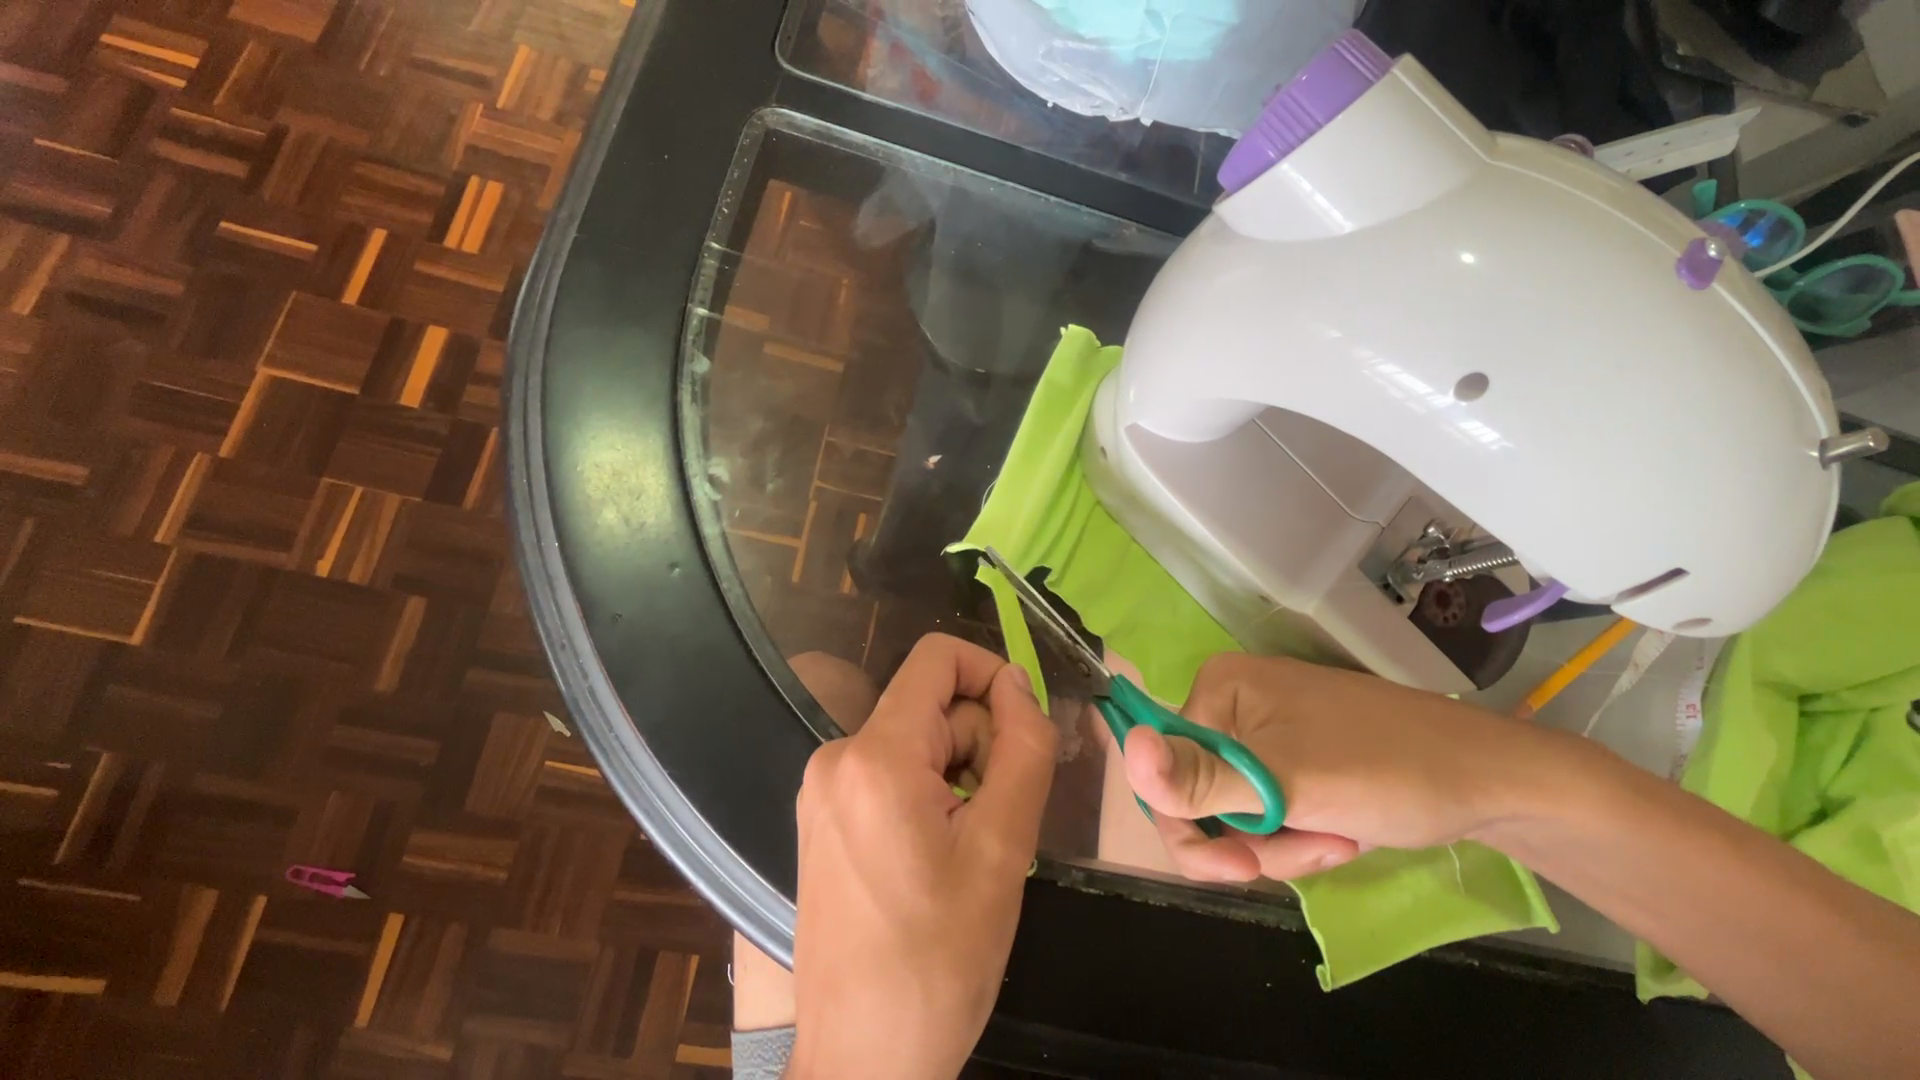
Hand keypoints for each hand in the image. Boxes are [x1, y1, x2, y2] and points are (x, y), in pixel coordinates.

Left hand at [789, 634, 1057, 1079]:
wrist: (863, 1056)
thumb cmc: (939, 959)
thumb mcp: (1002, 849)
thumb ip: (1022, 750)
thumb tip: (1016, 682)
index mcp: (873, 756)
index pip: (937, 658)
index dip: (993, 676)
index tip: (1024, 734)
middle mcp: (834, 758)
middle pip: (930, 706)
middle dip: (978, 747)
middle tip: (997, 824)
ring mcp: (822, 791)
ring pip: (914, 743)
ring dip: (957, 778)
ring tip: (968, 853)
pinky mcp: (822, 820)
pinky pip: (889, 777)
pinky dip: (927, 799)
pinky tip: (937, 860)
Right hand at [1123, 653, 1556, 883]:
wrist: (1492, 780)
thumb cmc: (1387, 770)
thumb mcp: (1288, 784)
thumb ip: (1202, 778)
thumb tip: (1124, 752)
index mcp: (1218, 688)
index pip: (1161, 770)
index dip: (1193, 828)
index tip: (1246, 866)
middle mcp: (1230, 702)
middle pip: (1196, 795)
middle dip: (1248, 839)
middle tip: (1308, 851)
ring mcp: (1262, 729)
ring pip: (1231, 810)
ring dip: (1276, 843)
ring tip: (1334, 842)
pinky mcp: (1292, 756)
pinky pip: (1263, 807)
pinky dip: (1294, 834)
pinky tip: (1337, 834)